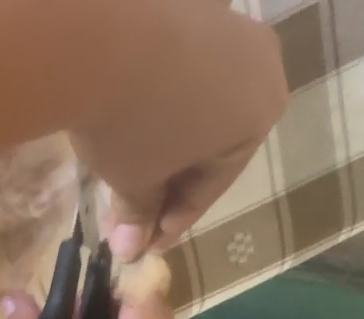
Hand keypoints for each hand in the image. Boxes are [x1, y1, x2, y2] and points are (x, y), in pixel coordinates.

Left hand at [70, 0, 287, 260]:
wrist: (101, 40)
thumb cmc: (131, 125)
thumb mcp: (134, 179)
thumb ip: (139, 213)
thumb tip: (132, 249)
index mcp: (261, 115)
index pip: (212, 186)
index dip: (173, 221)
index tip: (144, 246)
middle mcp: (262, 67)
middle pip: (210, 142)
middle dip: (168, 182)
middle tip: (131, 215)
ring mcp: (231, 30)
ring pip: (194, 107)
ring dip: (161, 143)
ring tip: (125, 172)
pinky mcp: (193, 10)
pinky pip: (174, 74)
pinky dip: (152, 104)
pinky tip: (125, 120)